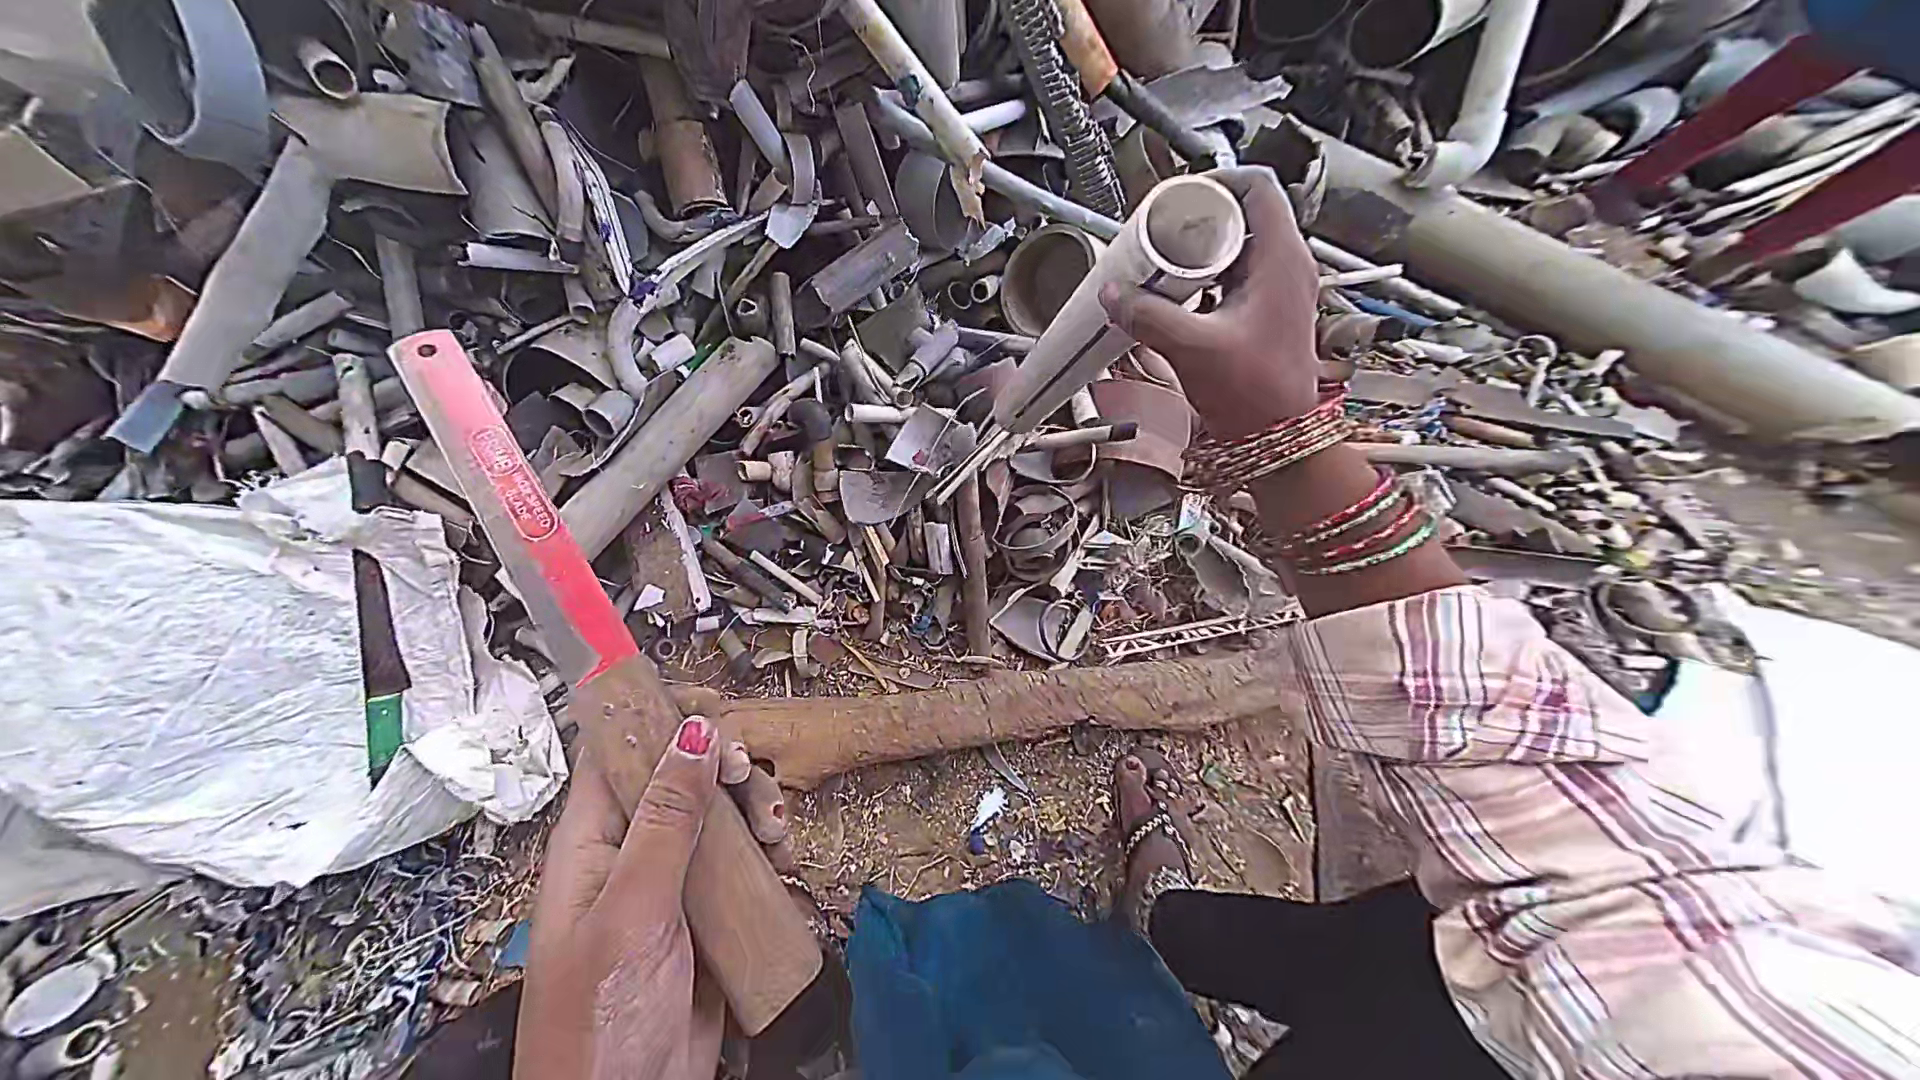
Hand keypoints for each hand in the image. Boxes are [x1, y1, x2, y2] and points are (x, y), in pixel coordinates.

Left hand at [516, 706, 792, 1079]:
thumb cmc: (604, 1017)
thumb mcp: (634, 910)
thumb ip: (668, 818)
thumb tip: (694, 730)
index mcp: (594, 841)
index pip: (620, 752)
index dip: (661, 719)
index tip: (715, 708)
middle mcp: (635, 847)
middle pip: (684, 773)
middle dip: (725, 766)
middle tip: (750, 778)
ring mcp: (677, 876)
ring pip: (722, 810)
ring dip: (756, 806)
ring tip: (776, 835)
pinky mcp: (712, 903)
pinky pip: (744, 853)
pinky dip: (769, 845)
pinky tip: (781, 858)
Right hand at [1099, 166, 1321, 437]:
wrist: (1276, 435)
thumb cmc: (1254, 393)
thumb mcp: (1193, 348)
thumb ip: (1149, 317)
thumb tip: (1113, 294)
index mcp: (1281, 260)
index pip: (1256, 188)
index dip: (1214, 183)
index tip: (1175, 200)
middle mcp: (1285, 266)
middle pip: (1242, 214)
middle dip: (1196, 220)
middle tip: (1159, 234)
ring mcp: (1276, 289)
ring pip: (1236, 246)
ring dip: (1198, 251)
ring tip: (1162, 263)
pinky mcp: (1263, 311)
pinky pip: (1232, 276)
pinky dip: (1203, 277)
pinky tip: (1177, 295)